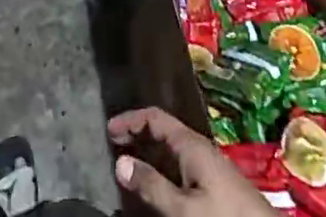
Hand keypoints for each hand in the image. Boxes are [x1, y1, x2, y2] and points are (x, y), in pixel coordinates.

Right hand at [108, 107, 278, 216]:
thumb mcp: (184, 208)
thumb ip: (152, 185)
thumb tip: (120, 162)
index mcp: (192, 144)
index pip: (155, 117)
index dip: (130, 119)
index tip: (108, 130)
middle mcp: (200, 148)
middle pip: (163, 131)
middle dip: (137, 135)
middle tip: (114, 147)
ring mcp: (210, 166)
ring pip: (172, 150)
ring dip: (149, 154)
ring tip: (130, 166)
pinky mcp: (216, 184)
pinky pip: (182, 166)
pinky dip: (163, 168)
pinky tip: (157, 186)